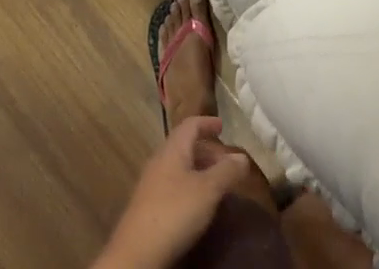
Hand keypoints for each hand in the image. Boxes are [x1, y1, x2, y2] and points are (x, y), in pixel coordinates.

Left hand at [95, 116, 251, 268]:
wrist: (137, 255)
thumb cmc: (175, 212)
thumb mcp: (208, 189)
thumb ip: (227, 171)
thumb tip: (242, 156)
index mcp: (172, 151)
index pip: (190, 125)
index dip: (207, 123)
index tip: (223, 126)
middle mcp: (159, 163)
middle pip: (184, 146)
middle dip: (207, 150)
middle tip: (227, 162)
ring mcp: (151, 186)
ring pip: (179, 168)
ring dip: (200, 170)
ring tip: (218, 184)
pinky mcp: (148, 207)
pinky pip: (173, 186)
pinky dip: (190, 186)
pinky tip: (199, 204)